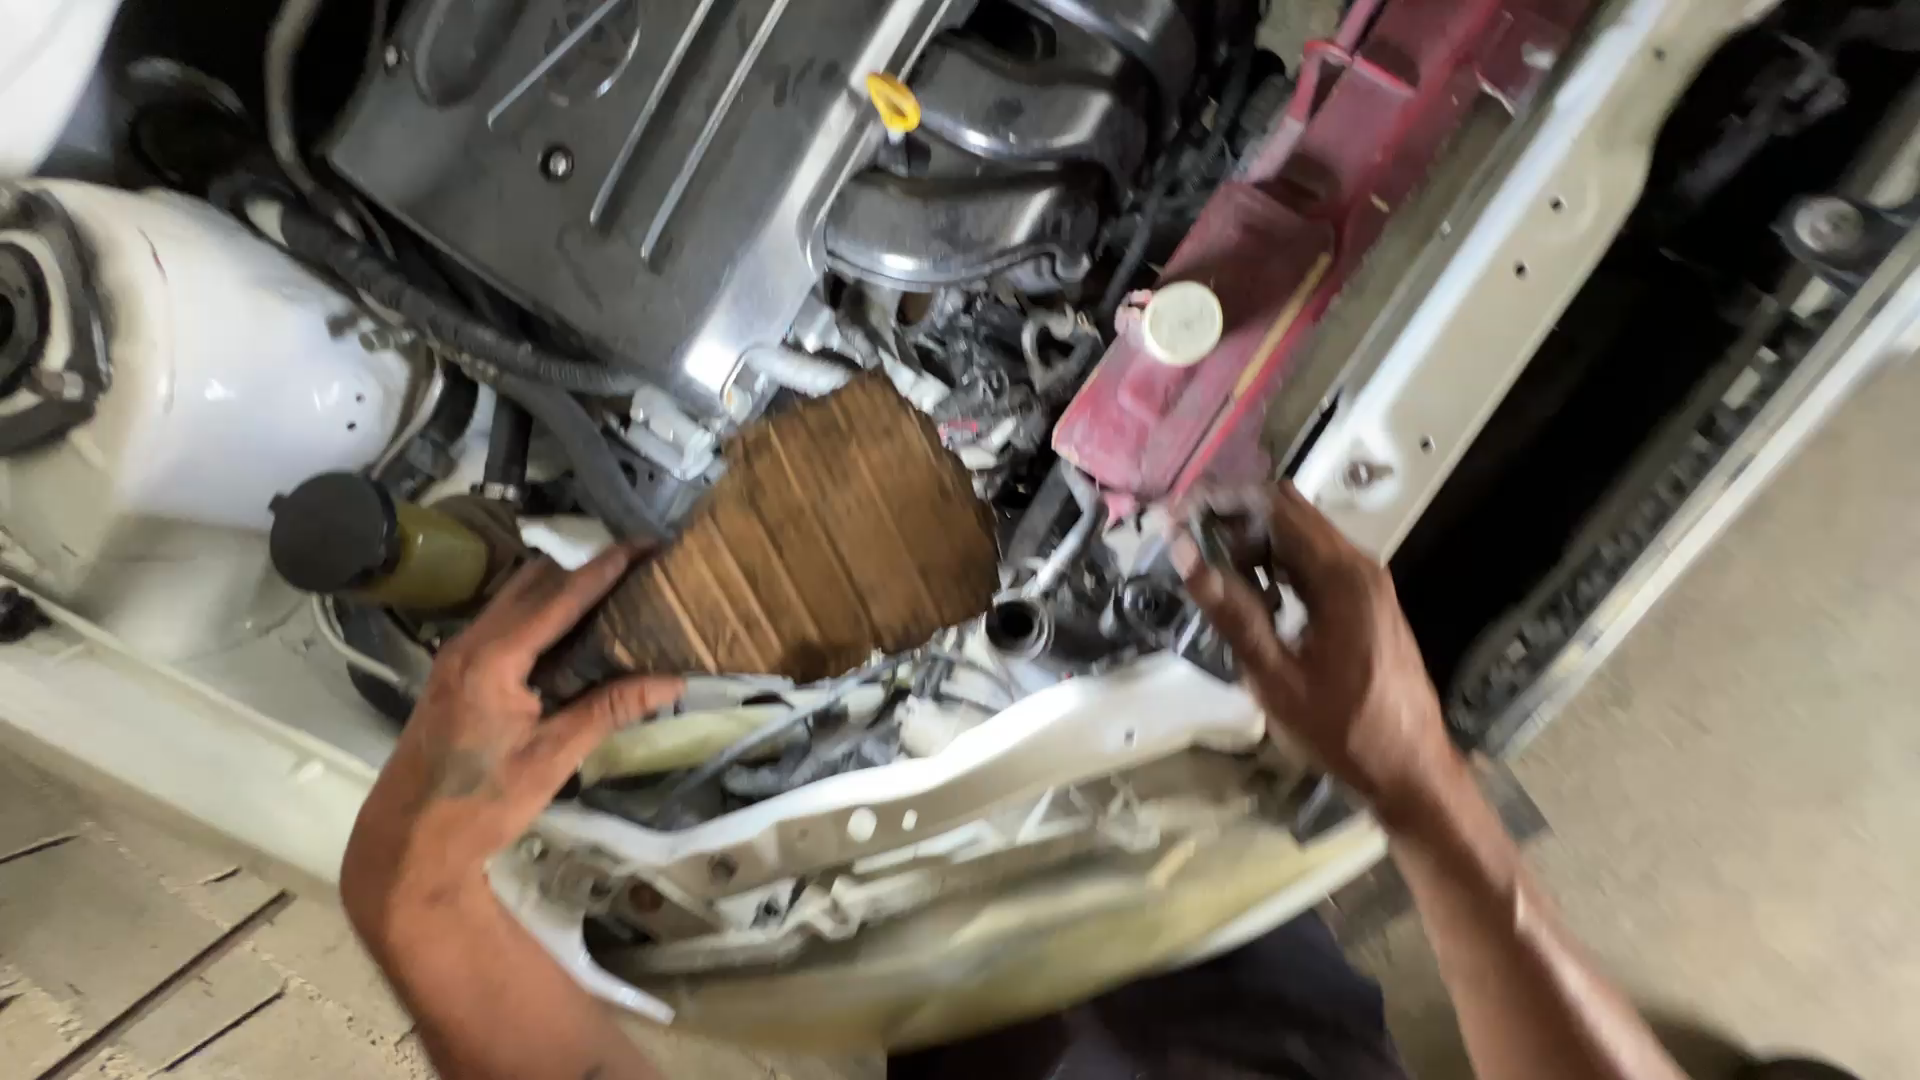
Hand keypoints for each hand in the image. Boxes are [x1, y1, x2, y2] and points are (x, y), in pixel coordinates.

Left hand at [340, 546, 682, 935]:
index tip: (646, 544)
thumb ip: (612, 708)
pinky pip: (507, 620)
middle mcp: (470, 644)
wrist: (404, 848)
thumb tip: (675, 680)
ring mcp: (457, 655)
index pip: (560, 596)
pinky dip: (545, 610)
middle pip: (534, 581)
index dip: (606, 567)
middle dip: (588, 566)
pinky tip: (577, 628)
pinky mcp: (457, 671)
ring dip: (565, 585)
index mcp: (492, 660)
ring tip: (617, 589)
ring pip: (517, 597)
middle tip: (640, 566)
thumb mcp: (554, 757)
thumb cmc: (479, 805)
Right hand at [1171, 483, 1460, 825]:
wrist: (1411, 771)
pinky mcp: (1362, 599)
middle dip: (1233, 518)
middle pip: (1287, 511)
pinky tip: (1250, 594)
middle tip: (1189, 545)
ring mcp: (1363, 581)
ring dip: (1251, 541)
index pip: (1275, 506)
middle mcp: (1356, 565)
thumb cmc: (1342, 729)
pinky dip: (1273, 563)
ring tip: (1210, 572)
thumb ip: (1231, 612)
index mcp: (1340, 577)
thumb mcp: (1275, 678)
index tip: (1179, 516)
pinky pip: (1310, 560)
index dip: (1223, 501)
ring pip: (1298, 534)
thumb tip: (1186, 554)